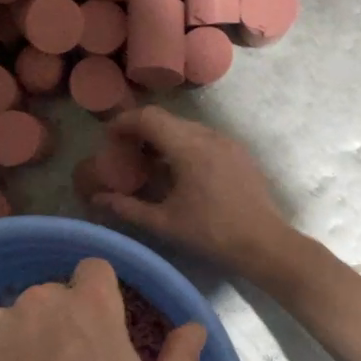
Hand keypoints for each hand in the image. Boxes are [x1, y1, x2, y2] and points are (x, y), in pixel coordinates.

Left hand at [0, 257, 205, 360]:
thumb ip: (181, 358)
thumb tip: (193, 327)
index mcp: (90, 308)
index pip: (94, 270)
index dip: (100, 296)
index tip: (103, 331)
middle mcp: (36, 304)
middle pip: (52, 299)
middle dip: (63, 326)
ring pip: (13, 323)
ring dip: (23, 345)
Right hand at [95, 107, 292, 275]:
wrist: (263, 243)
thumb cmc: (211, 233)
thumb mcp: (164, 223)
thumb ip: (127, 207)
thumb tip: (97, 199)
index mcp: (188, 147)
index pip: (148, 118)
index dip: (123, 122)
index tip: (107, 136)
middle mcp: (208, 135)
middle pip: (166, 119)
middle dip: (141, 130)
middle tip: (123, 151)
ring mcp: (227, 141)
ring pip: (186, 127)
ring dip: (163, 137)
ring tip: (148, 161)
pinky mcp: (238, 152)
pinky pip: (203, 138)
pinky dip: (183, 144)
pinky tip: (178, 170)